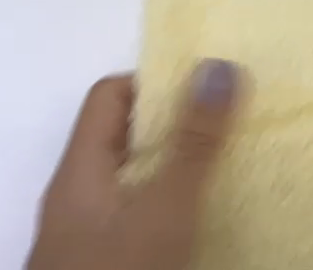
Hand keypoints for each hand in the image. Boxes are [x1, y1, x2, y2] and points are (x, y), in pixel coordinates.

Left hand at [26, 61, 242, 269]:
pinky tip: (212, 210)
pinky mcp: (109, 262)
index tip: (208, 89)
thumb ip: (195, 139)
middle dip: (181, 120)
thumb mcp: (165, 208)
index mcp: (79, 173)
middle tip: (234, 116)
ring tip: (233, 157)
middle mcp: (78, 197)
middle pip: (128, 135)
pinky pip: (143, 211)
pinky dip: (177, 199)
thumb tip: (216, 63)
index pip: (110, 95)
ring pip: (139, 174)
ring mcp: (89, 236)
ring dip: (183, 160)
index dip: (157, 82)